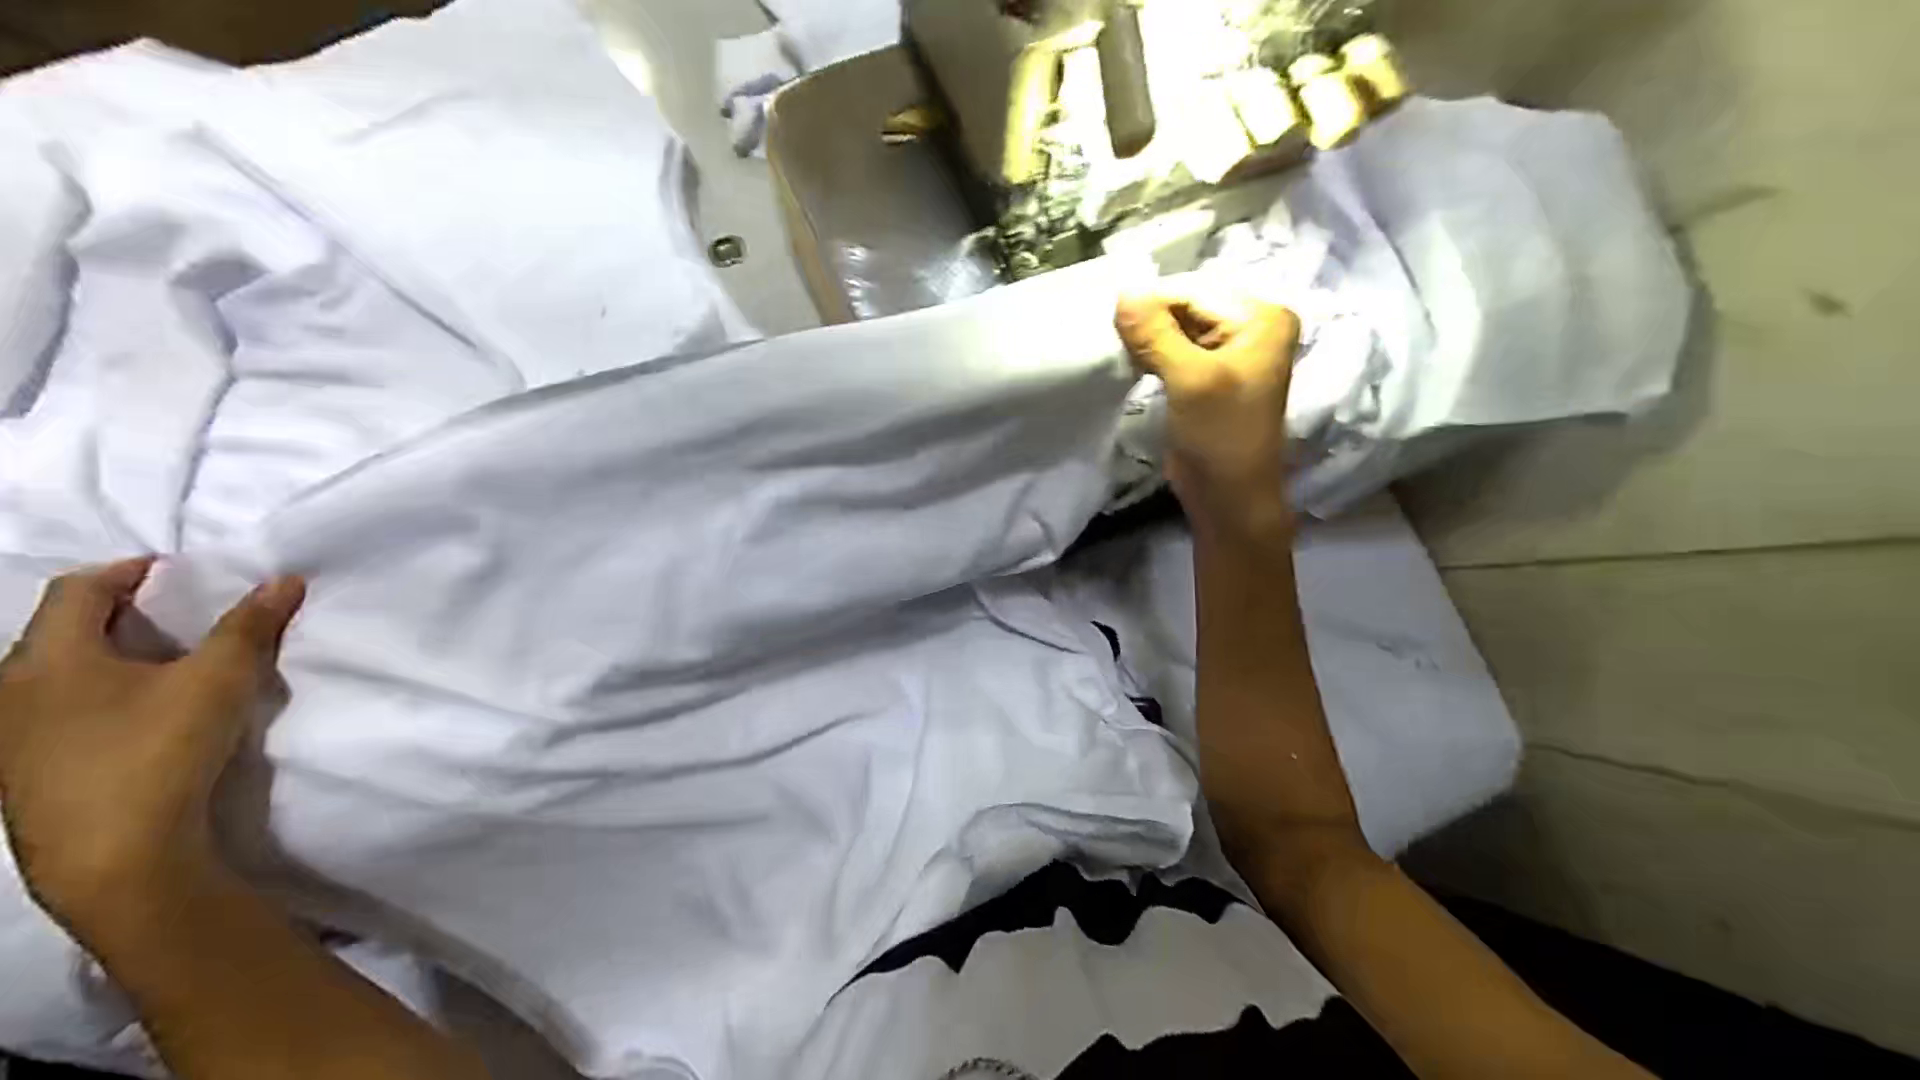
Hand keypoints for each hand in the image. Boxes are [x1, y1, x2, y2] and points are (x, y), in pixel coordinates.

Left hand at [0, 559, 304, 930]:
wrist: (112, 853)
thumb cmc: (158, 749)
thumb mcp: (220, 680)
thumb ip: (250, 627)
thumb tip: (283, 579)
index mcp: (49, 658)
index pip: (79, 590)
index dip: (126, 571)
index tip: (168, 568)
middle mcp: (11, 690)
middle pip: (58, 632)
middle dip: (113, 615)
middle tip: (170, 613)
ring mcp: (8, 737)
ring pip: (52, 676)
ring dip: (102, 658)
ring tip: (159, 664)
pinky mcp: (21, 772)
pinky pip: (52, 712)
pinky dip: (93, 695)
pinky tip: (134, 715)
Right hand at [1115, 287, 1300, 539]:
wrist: (1228, 497)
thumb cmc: (1220, 437)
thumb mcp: (1190, 380)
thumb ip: (1156, 334)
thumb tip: (1122, 292)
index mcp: (1261, 318)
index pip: (1194, 291)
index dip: (1151, 303)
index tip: (1110, 319)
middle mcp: (1250, 325)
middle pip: (1185, 306)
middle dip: (1148, 320)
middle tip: (1110, 337)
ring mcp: (1228, 350)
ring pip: (1175, 327)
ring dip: (1145, 338)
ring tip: (1117, 351)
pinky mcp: (1207, 373)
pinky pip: (1173, 348)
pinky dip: (1149, 353)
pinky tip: (1129, 362)